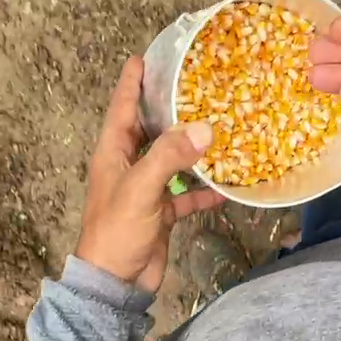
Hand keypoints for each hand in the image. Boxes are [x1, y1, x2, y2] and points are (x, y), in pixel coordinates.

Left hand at [74, 57, 223, 291]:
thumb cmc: (117, 231)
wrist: (115, 282)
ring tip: (218, 127)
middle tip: (193, 85)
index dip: (132, 83)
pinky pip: (186, 195)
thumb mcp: (141, 189)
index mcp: (113, 154)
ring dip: (192, 149)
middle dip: (168, 109)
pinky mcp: (161, 213)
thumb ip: (169, 157)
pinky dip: (204, 192)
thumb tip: (204, 129)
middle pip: (149, 130)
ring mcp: (146, 190)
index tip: (144, 57)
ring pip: (172, 161)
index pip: (122, 108)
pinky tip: (227, 187)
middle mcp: (128, 166)